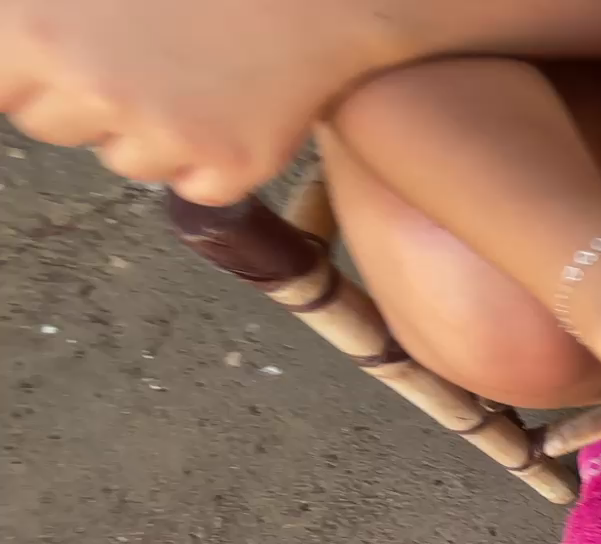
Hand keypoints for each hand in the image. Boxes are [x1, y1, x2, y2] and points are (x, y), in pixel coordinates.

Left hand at [0, 0, 399, 202]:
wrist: (297, 4)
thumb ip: (25, 25)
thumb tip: (16, 73)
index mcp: (28, 30)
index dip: (29, 75)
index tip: (63, 63)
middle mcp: (94, 88)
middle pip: (53, 129)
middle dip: (83, 109)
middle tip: (133, 73)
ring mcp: (171, 133)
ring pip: (128, 164)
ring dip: (149, 140)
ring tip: (186, 95)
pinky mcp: (236, 164)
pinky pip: (201, 191)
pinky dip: (210, 170)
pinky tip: (227, 128)